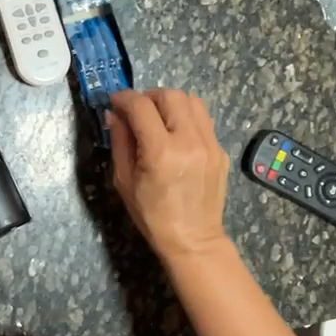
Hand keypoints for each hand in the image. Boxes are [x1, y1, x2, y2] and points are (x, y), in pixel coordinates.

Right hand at [108, 89, 231, 262]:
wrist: (193, 240)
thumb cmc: (152, 215)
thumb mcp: (124, 181)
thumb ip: (120, 142)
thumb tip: (115, 114)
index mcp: (161, 152)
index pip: (141, 106)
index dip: (124, 98)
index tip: (115, 102)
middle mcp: (189, 141)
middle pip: (170, 95)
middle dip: (148, 97)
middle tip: (137, 111)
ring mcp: (210, 144)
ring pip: (192, 101)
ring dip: (170, 102)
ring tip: (158, 118)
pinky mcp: (221, 150)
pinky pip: (203, 120)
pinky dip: (186, 117)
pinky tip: (176, 134)